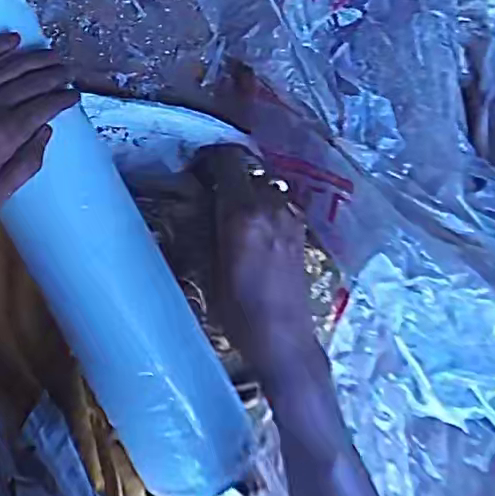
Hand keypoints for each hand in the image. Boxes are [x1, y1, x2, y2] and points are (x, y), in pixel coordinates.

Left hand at [0, 32, 79, 252]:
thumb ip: (26, 164)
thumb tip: (46, 131)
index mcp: (3, 135)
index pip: (43, 106)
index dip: (62, 98)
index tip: (75, 96)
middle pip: (30, 81)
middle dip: (54, 74)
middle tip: (70, 71)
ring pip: (7, 65)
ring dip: (32, 57)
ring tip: (51, 54)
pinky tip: (12, 39)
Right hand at [196, 145, 319, 371]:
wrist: (282, 338)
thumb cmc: (236, 307)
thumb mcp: (208, 263)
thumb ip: (205, 222)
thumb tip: (197, 196)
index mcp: (244, 211)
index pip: (228, 160)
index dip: (208, 157)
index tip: (194, 168)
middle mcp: (271, 205)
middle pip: (249, 164)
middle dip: (227, 165)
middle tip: (207, 179)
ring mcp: (290, 215)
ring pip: (266, 179)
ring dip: (247, 180)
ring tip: (229, 198)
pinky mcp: (300, 228)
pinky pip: (278, 197)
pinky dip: (262, 196)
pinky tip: (251, 217)